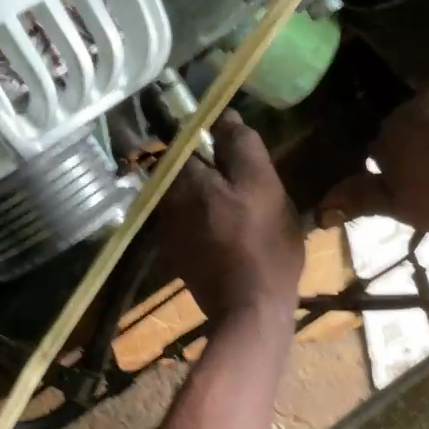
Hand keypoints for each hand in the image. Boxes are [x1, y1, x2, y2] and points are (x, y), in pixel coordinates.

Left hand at [156, 113, 303, 323]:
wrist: (250, 311)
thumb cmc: (263, 245)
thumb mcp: (263, 186)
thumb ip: (242, 147)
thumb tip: (225, 117)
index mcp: (182, 180)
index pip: (186, 138)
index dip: (211, 135)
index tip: (234, 144)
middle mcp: (165, 203)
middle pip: (185, 170)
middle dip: (211, 168)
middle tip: (247, 181)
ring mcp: (169, 233)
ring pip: (189, 198)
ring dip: (210, 196)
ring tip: (243, 207)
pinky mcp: (179, 257)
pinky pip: (192, 224)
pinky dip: (208, 221)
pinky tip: (232, 233)